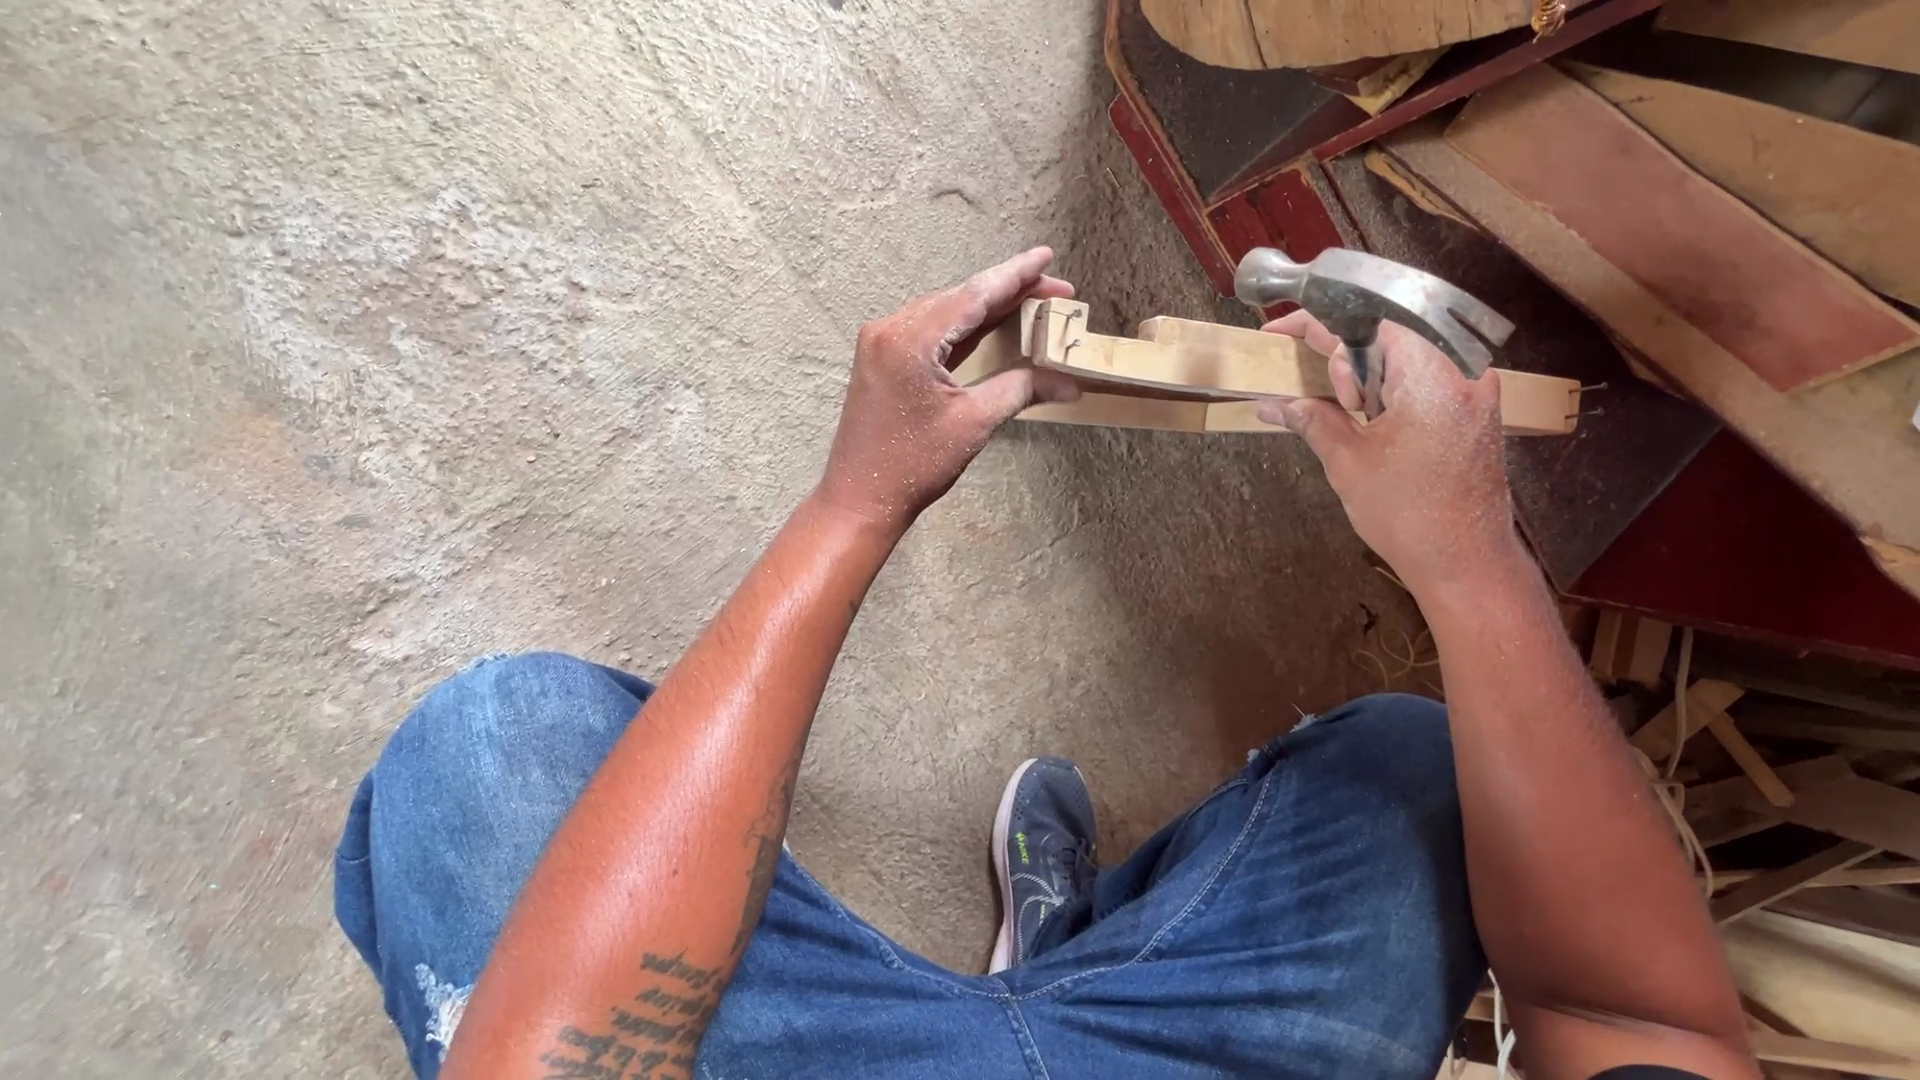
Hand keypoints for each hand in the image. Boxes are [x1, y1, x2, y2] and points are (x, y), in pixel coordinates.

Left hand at [816, 247, 1080, 530]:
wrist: (862, 498)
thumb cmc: (912, 465)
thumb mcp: (974, 422)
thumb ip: (1021, 389)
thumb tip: (1068, 382)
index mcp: (910, 339)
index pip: (974, 294)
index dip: (1016, 275)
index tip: (1046, 256)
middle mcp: (890, 330)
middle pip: (959, 298)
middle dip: (1008, 293)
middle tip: (1055, 292)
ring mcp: (881, 344)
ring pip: (944, 313)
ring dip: (986, 309)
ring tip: (1031, 306)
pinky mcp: (881, 361)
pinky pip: (929, 333)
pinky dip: (962, 330)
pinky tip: (991, 327)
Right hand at [1257, 310, 1520, 591]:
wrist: (1466, 562)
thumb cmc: (1405, 513)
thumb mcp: (1347, 462)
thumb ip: (1312, 419)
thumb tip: (1273, 403)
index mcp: (1430, 373)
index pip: (1363, 325)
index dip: (1312, 325)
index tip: (1276, 333)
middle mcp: (1460, 369)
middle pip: (1386, 336)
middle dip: (1337, 355)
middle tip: (1308, 387)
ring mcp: (1473, 390)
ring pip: (1405, 358)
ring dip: (1363, 374)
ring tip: (1336, 407)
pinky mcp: (1473, 411)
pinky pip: (1424, 380)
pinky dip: (1388, 388)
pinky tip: (1365, 415)